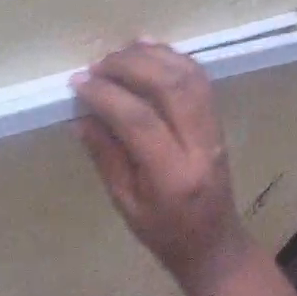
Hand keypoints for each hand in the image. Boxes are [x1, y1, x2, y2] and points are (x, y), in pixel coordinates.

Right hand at [71, 41, 256, 293]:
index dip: (106, 95)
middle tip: (97, 65)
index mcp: (173, 176)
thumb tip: (83, 114)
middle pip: (171, 87)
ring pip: (190, 76)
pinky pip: (199, 78)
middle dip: (129, 66)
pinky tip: (146, 50)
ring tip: (118, 53)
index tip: (78, 82)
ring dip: (152, 56)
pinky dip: (172, 58)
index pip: (139, 120)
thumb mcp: (124, 203)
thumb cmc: (164, 233)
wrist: (215, 245)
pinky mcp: (218, 121)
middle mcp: (200, 147)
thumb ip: (105, 156)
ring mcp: (215, 131)